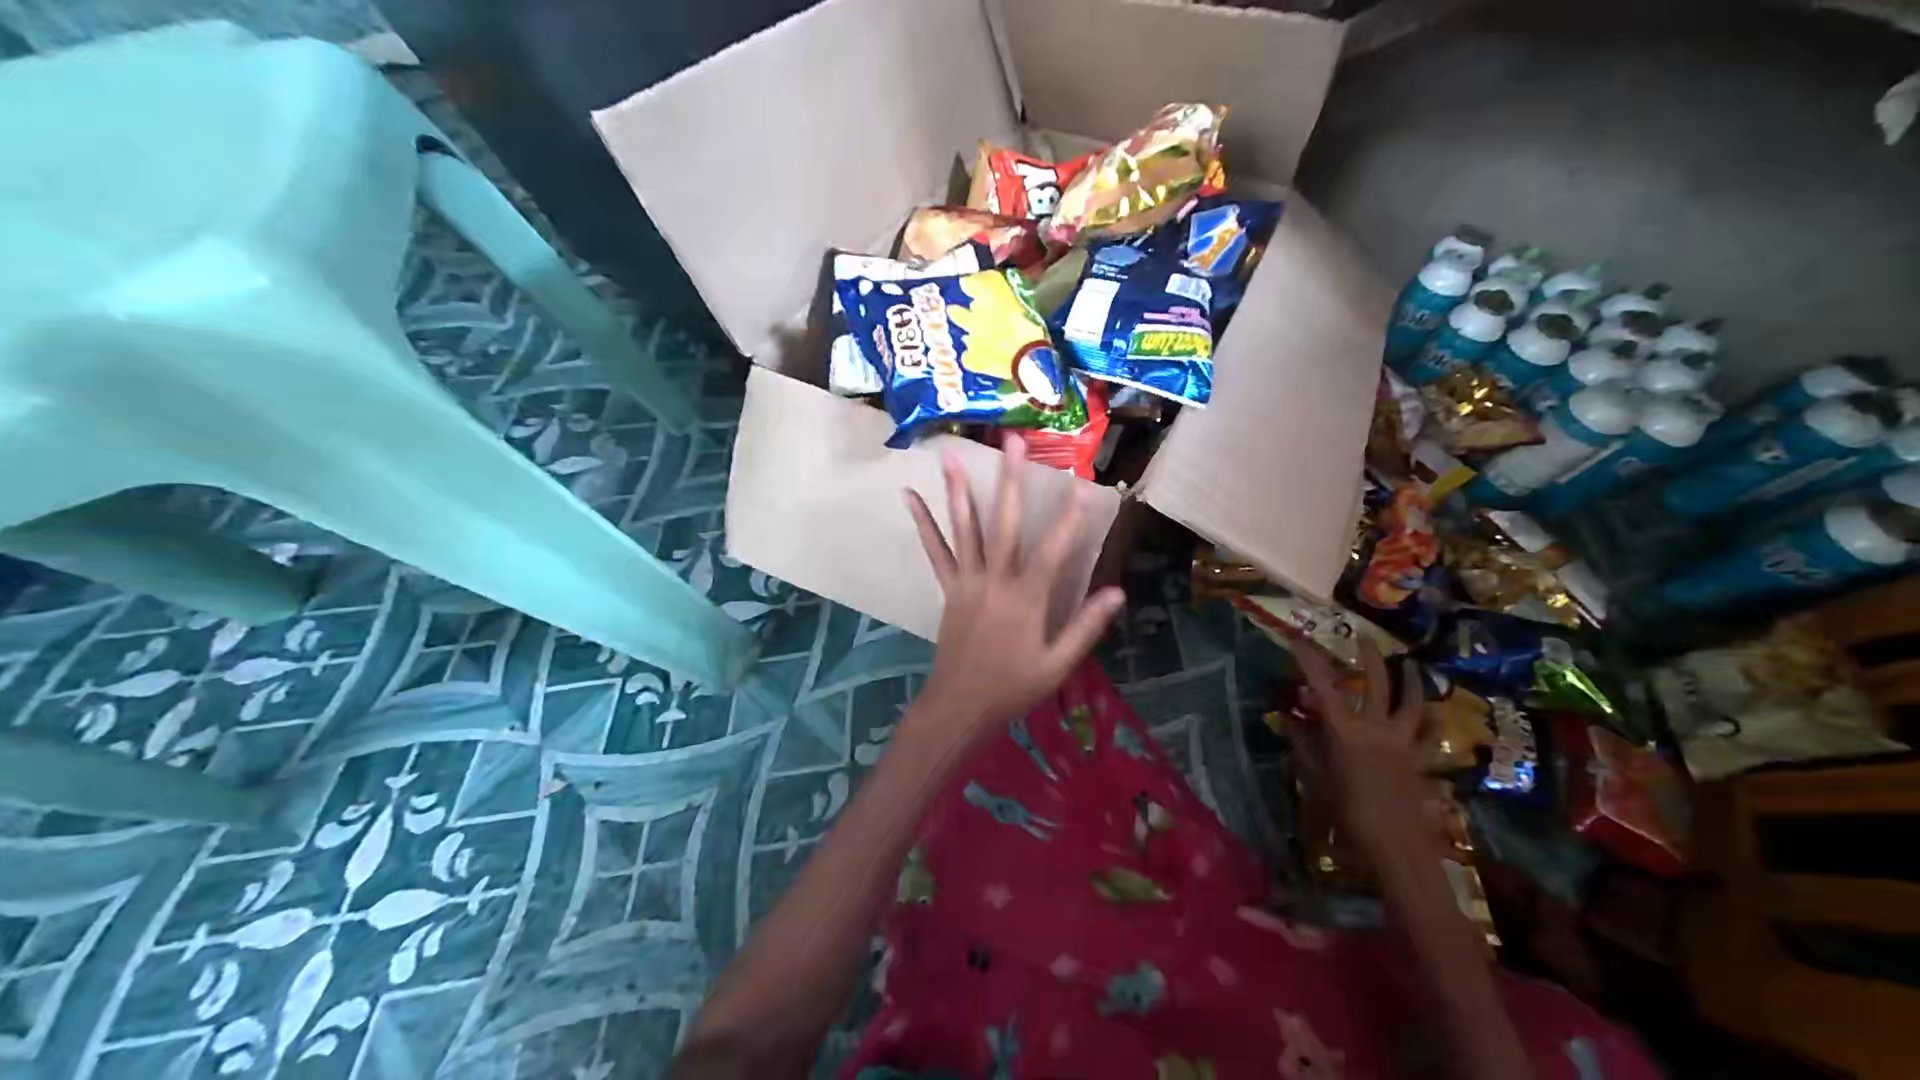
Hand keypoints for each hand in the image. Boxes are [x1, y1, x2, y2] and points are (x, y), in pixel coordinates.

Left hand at [905, 434, 1125, 746]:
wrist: (960, 706)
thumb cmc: (1013, 687)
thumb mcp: (1058, 665)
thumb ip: (1086, 627)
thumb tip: (1118, 592)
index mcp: (1026, 600)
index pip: (1052, 551)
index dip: (1069, 519)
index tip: (1082, 486)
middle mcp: (995, 581)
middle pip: (1004, 524)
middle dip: (1010, 481)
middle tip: (1013, 442)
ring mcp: (967, 582)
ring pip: (964, 529)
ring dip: (958, 490)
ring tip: (951, 454)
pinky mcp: (948, 588)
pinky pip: (935, 552)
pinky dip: (923, 523)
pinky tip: (909, 496)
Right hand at [1292, 638, 1426, 838]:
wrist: (1397, 845)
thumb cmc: (1348, 811)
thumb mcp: (1315, 778)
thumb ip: (1303, 745)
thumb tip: (1288, 720)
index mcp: (1346, 730)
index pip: (1323, 686)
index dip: (1309, 661)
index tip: (1298, 639)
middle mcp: (1376, 727)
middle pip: (1376, 684)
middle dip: (1369, 658)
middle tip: (1364, 638)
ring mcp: (1402, 742)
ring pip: (1410, 704)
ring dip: (1410, 682)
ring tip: (1410, 666)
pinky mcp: (1419, 759)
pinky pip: (1425, 735)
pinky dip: (1426, 723)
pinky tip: (1429, 717)